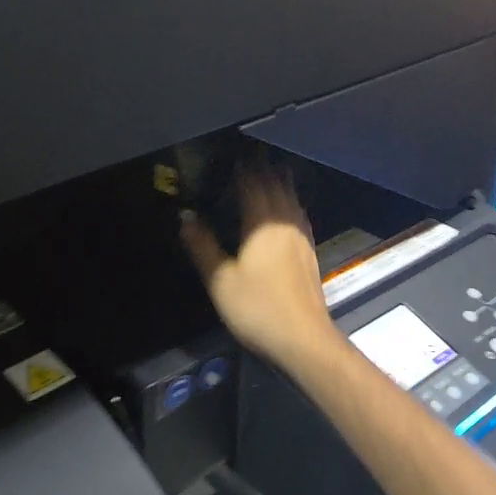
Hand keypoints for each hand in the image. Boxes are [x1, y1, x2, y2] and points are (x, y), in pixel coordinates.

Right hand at [181, 169, 340, 367]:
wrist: (303, 339)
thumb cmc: (258, 307)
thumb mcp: (220, 279)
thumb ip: (202, 245)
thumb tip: (186, 216)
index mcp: (262, 223)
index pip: (253, 184)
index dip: (242, 168)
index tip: (232, 154)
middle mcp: (285, 222)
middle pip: (276, 186)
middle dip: (262, 170)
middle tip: (248, 158)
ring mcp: (301, 237)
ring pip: (290, 199)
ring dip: (278, 183)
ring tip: (268, 173)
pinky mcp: (309, 253)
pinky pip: (297, 215)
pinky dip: (288, 203)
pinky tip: (286, 211)